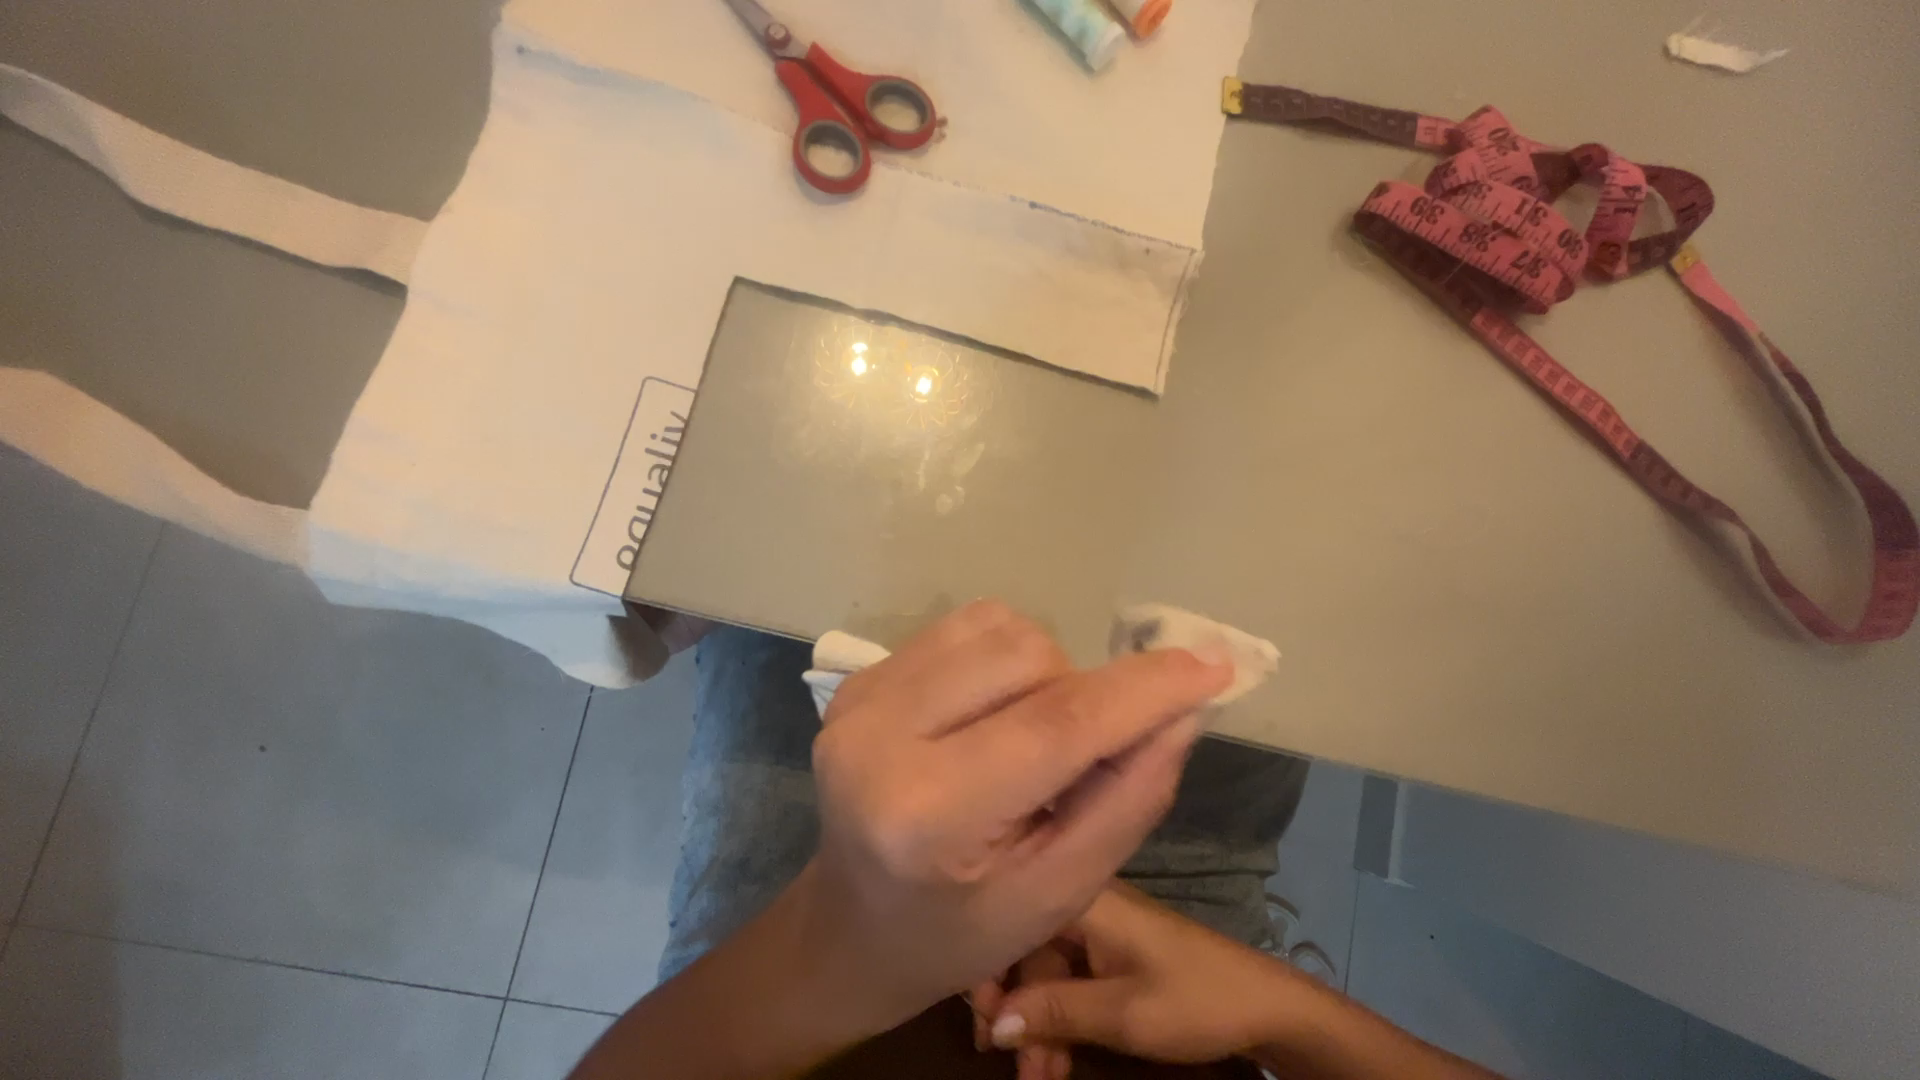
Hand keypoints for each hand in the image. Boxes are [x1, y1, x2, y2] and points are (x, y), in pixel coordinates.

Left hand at [790, 600, 1231, 1035]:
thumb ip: (1127, 797)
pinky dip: (1004, 659)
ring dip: (1043, 672)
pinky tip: (991, 715)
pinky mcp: (860, 676)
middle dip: (1083, 692)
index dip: (1143, 691)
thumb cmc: (960, 931)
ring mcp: (861, 697)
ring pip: (998, 628)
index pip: (1055, 727)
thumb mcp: (1059, 891)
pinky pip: (964, 629)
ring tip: (1030, 738)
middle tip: (1077, 757)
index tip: (1214, 667)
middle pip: (1027, 656)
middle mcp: (878, 735)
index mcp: (926, 812)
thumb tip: (1184, 709)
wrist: (852, 925)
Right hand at [981, 883, 1308, 1068]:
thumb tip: (993, 1023)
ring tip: (1037, 1079)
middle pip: (1028, 947)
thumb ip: (1055, 1011)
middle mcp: (1087, 903)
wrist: (1266, 1007)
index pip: (1016, 917)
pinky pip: (1070, 976)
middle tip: (1005, 1062)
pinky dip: (1061, 1016)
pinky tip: (1056, 1059)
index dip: (991, 966)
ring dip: (1038, 1022)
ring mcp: (1101, 927)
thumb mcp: (1123, 1014)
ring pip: (1048, 968)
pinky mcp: (1114, 950)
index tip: (984, 1020)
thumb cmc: (1194, 999)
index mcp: (1086, 900)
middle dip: (1016, 1007)